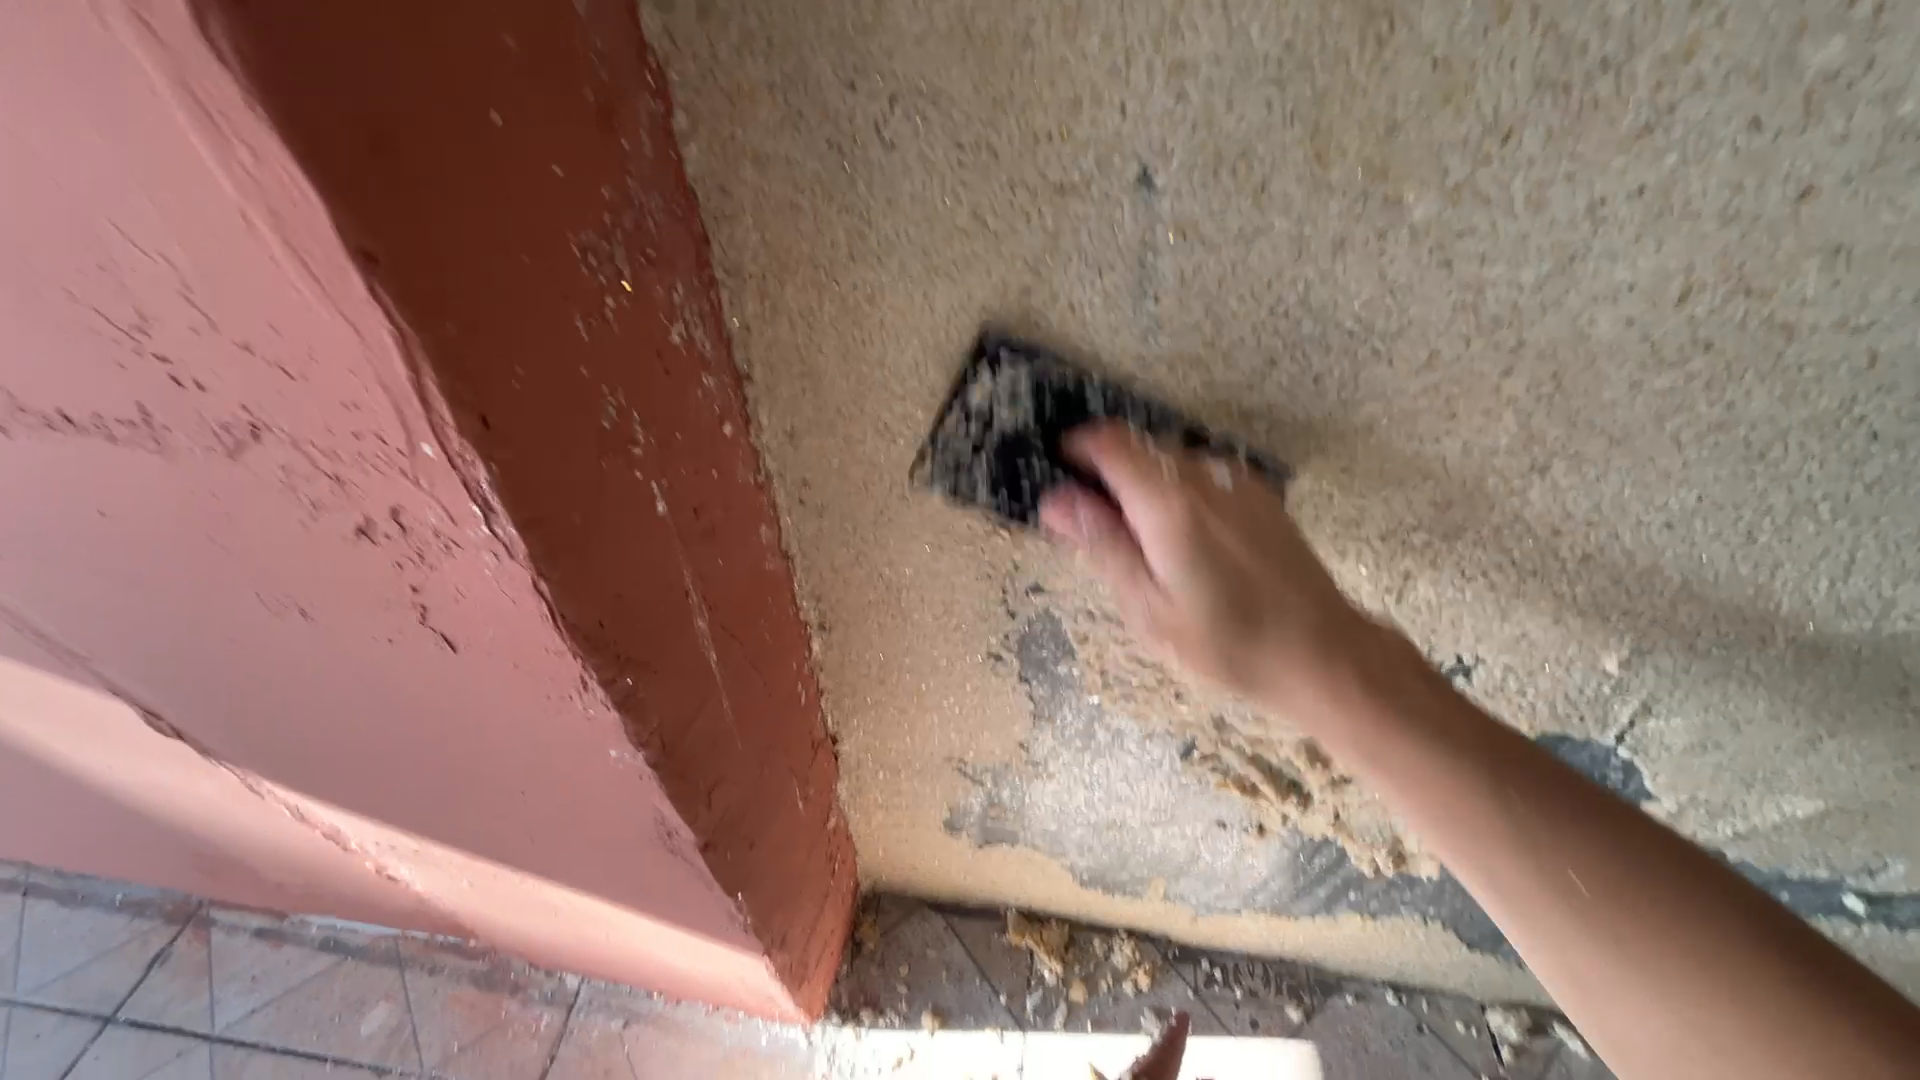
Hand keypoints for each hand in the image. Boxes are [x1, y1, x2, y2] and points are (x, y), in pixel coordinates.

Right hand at [1037, 421, 1374, 712]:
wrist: (1321, 652)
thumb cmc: (1225, 641)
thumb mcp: (1148, 607)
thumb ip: (1103, 544)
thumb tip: (1056, 499)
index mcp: (1169, 502)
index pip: (1109, 442)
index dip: (1076, 449)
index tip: (1058, 475)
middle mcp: (1204, 476)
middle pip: (1138, 448)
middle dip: (1106, 474)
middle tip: (1092, 528)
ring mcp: (1237, 483)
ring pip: (1170, 461)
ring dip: (1141, 485)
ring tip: (1138, 544)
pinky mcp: (1259, 496)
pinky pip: (1201, 476)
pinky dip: (1175, 493)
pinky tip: (1182, 544)